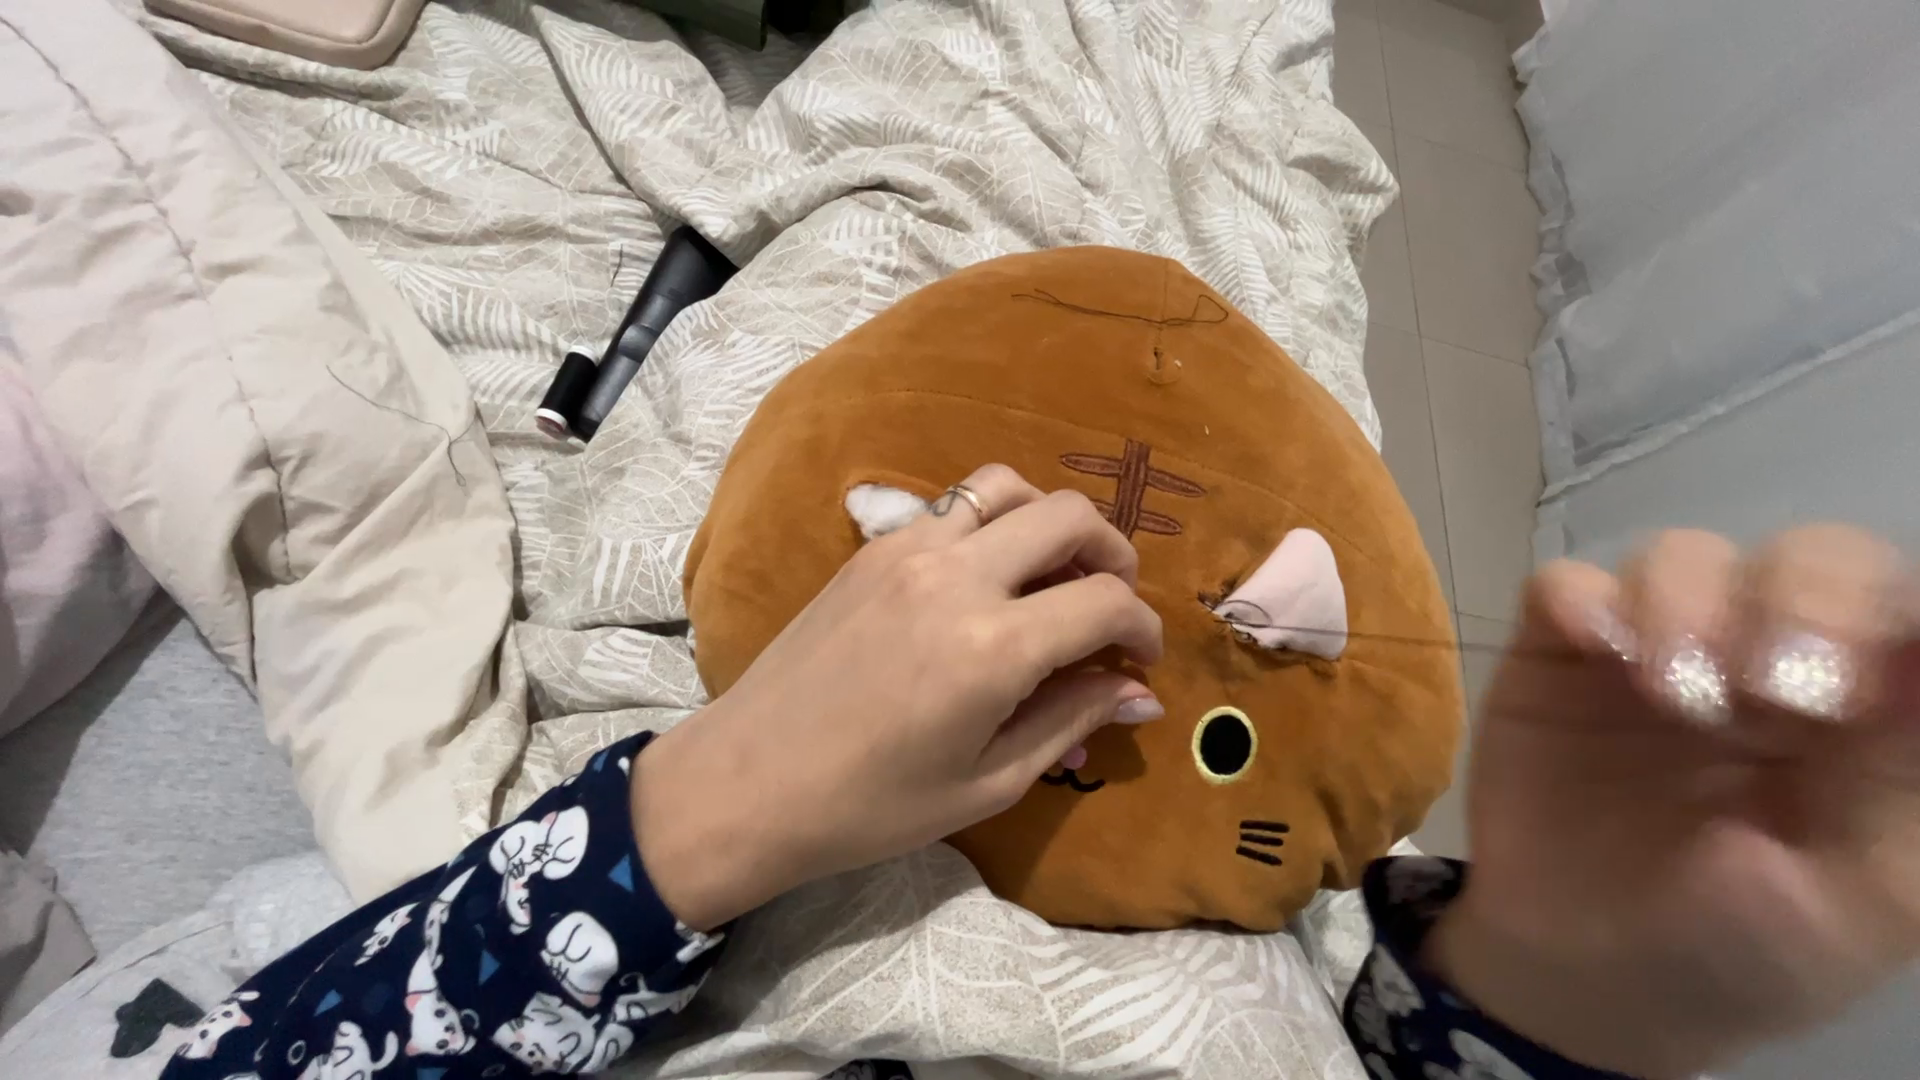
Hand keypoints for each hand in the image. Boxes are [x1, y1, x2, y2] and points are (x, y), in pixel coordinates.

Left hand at [631, 465, 1165, 929]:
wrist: (748, 780)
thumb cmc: (871, 805)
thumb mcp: (986, 780)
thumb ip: (1068, 720)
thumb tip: (1139, 693)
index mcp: (992, 646)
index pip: (1104, 601)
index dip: (1141, 628)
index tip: (1140, 660)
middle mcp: (956, 576)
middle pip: (1068, 516)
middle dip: (1112, 553)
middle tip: (1111, 604)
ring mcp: (907, 549)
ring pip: (1007, 487)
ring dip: (1050, 521)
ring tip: (1054, 573)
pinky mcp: (872, 547)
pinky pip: (953, 507)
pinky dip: (992, 524)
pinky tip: (986, 578)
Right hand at [1427, 526, 1919, 1077]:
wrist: (1578, 963)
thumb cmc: (1736, 946)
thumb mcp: (1854, 891)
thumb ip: (1886, 780)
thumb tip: (1916, 663)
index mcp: (1866, 719)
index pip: (1906, 613)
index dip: (1881, 619)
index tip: (1840, 699)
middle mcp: (1762, 662)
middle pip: (1804, 556)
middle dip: (1795, 601)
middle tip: (1765, 692)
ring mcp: (1648, 651)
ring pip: (1678, 555)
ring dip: (1679, 605)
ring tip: (1665, 693)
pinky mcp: (1554, 655)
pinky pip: (1560, 586)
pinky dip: (1576, 598)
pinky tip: (1587, 645)